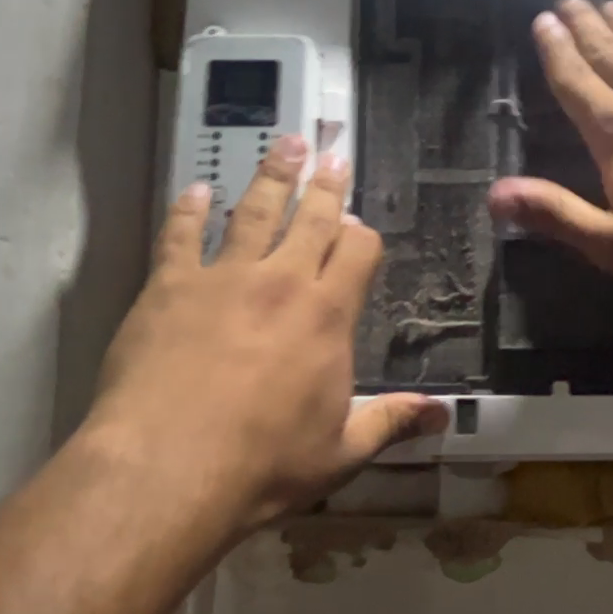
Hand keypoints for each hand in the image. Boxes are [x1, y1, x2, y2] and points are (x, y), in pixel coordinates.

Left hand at [79, 136, 446, 529]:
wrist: (167, 468)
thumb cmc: (265, 465)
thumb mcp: (342, 452)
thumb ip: (392, 422)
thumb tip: (444, 415)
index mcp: (327, 315)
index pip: (356, 253)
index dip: (361, 236)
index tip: (359, 226)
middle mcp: (280, 282)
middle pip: (310, 220)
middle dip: (324, 186)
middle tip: (331, 154)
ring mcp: (221, 278)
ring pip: (252, 212)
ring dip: (271, 177)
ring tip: (284, 145)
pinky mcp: (168, 287)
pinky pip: (180, 235)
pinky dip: (188, 209)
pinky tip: (195, 189)